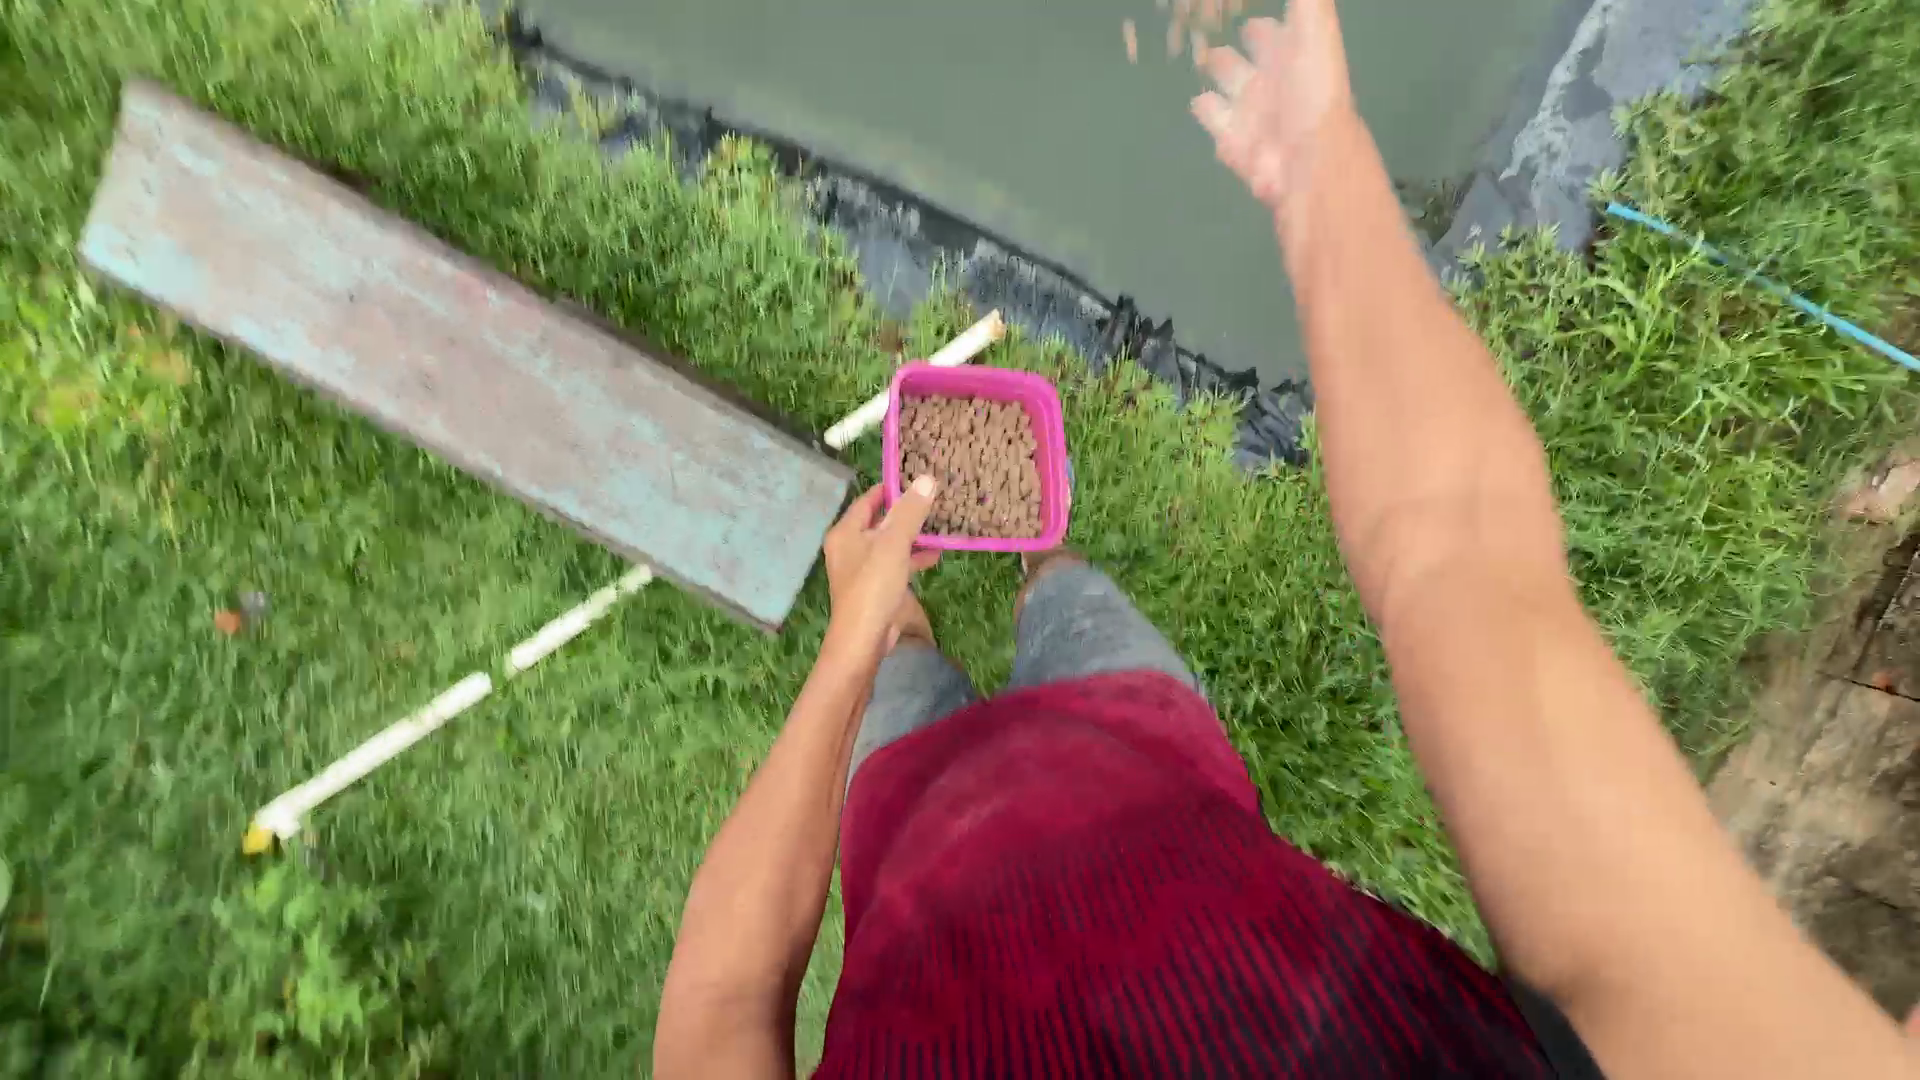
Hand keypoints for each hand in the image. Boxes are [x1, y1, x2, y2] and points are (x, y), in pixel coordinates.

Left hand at [822, 479, 939, 658]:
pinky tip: (935, 554)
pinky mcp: (875, 586)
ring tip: (940, 524)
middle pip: (880, 520)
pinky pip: (895, 563)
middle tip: (935, 499)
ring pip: (890, 543)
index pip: (868, 499)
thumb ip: (910, 511)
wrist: (864, 639)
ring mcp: (862, 568)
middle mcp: (850, 546)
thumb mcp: (894, 543)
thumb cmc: (873, 585)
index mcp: (846, 532)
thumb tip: (927, 479)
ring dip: (913, 535)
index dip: (891, 488)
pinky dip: (912, 557)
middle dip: (907, 512)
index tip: (917, 478)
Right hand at [1191, 4, 1355, 235]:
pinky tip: (1197, 103)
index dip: (1258, 21)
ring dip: (1216, 81)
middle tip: (1206, 38)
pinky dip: (1208, 113)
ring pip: (1229, 92)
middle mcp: (1270, 83)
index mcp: (1290, 55)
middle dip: (1228, 52)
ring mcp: (1251, 116)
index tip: (1238, 10)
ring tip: (1198, 64)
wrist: (1305, 158)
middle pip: (1244, 63)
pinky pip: (1218, 125)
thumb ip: (1304, 0)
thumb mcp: (1315, 29)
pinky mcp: (1234, 143)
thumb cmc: (1313, 91)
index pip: (1271, 30)